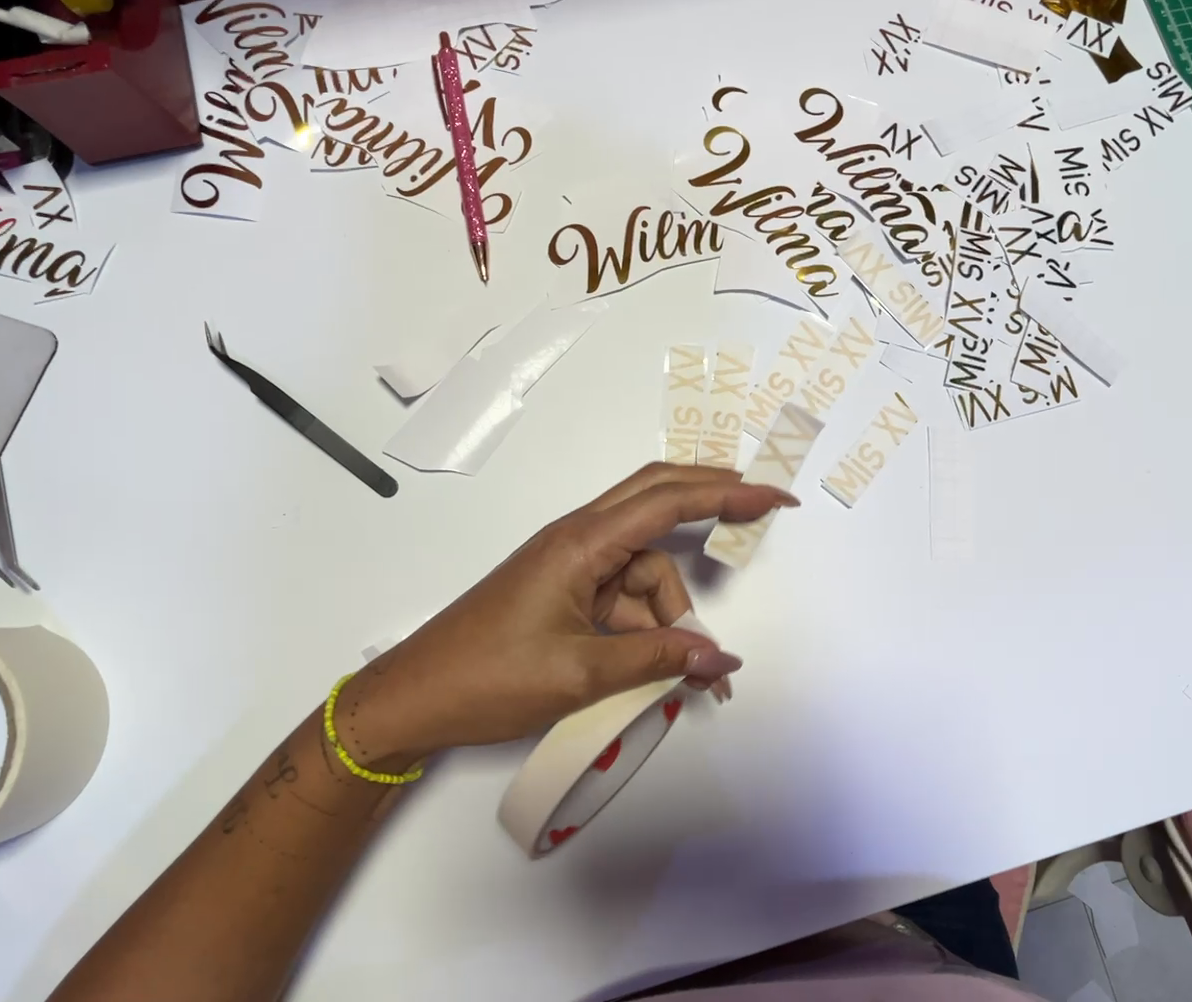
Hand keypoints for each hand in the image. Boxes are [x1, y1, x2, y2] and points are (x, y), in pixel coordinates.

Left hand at [332, 463, 795, 768]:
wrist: (415, 698)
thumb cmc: (491, 679)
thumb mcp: (583, 673)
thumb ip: (658, 659)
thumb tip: (723, 660)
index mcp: (581, 541)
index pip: (667, 500)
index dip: (726, 493)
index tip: (775, 497)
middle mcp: (578, 539)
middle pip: (656, 501)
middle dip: (708, 504)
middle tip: (759, 514)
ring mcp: (570, 565)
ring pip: (643, 567)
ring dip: (672, 611)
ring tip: (689, 675)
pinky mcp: (564, 592)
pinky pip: (622, 595)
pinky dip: (647, 625)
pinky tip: (657, 668)